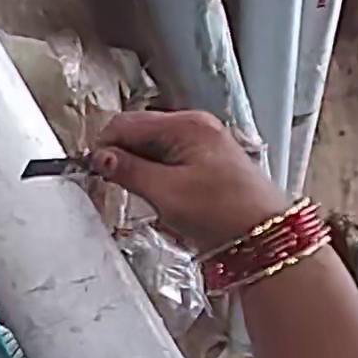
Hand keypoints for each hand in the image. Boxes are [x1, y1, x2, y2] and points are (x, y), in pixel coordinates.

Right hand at [91, 110, 288, 250]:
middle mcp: (194, 125)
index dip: (105, 145)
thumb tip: (99, 158)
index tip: (94, 171)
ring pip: (151, 146)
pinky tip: (157, 193)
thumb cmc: (220, 212)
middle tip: (113, 186)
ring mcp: (201, 142)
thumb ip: (129, 171)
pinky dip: (154, 173)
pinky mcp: (205, 160)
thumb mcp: (166, 193)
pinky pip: (167, 158)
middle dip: (121, 155)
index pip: (127, 123)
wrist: (263, 235)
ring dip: (137, 166)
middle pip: (139, 131)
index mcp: (185, 125)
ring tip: (139, 193)